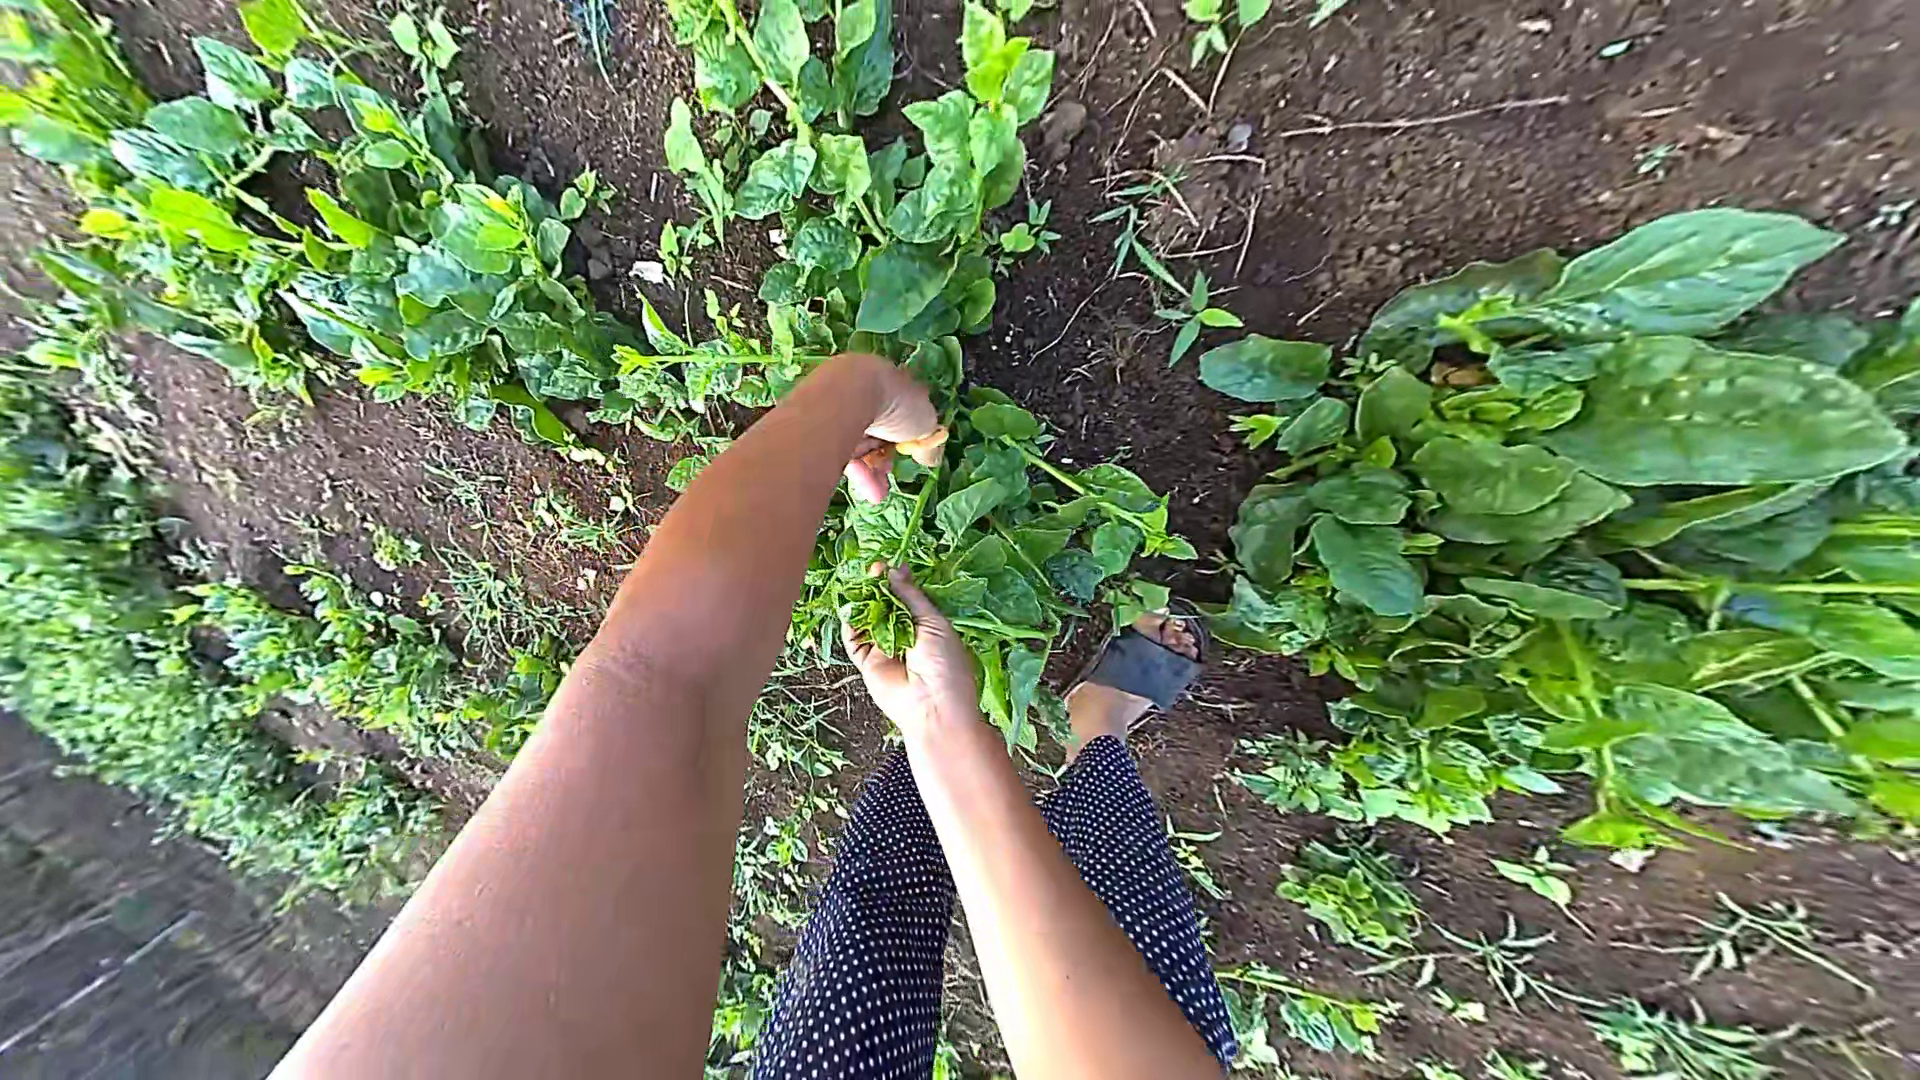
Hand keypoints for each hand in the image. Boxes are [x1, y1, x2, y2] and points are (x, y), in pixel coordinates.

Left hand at [841, 356, 946, 503]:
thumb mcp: (925, 422)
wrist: (846, 396)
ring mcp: (838, 411)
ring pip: (857, 447)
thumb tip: (931, 459)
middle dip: (885, 460)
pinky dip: (855, 473)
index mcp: (890, 386)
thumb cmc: (894, 402)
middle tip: (890, 474)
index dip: (907, 440)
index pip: (900, 416)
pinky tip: (867, 491)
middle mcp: (861, 395)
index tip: (911, 457)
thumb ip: (929, 442)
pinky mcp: (819, 429)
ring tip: (878, 495)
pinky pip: (839, 453)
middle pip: (877, 433)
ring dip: (872, 474)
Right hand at [843, 565, 980, 739]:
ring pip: (868, 619)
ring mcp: (885, 648)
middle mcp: (904, 634)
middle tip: (873, 569)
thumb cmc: (945, 663)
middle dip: (879, 587)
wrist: (933, 706)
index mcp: (927, 624)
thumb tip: (895, 570)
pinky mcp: (868, 662)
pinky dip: (850, 623)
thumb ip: (911, 596)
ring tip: (860, 582)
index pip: (908, 597)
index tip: (888, 565)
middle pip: (885, 605)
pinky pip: (854, 640)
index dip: (898, 581)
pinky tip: (850, 606)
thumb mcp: (933, 621)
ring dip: (863, 601)